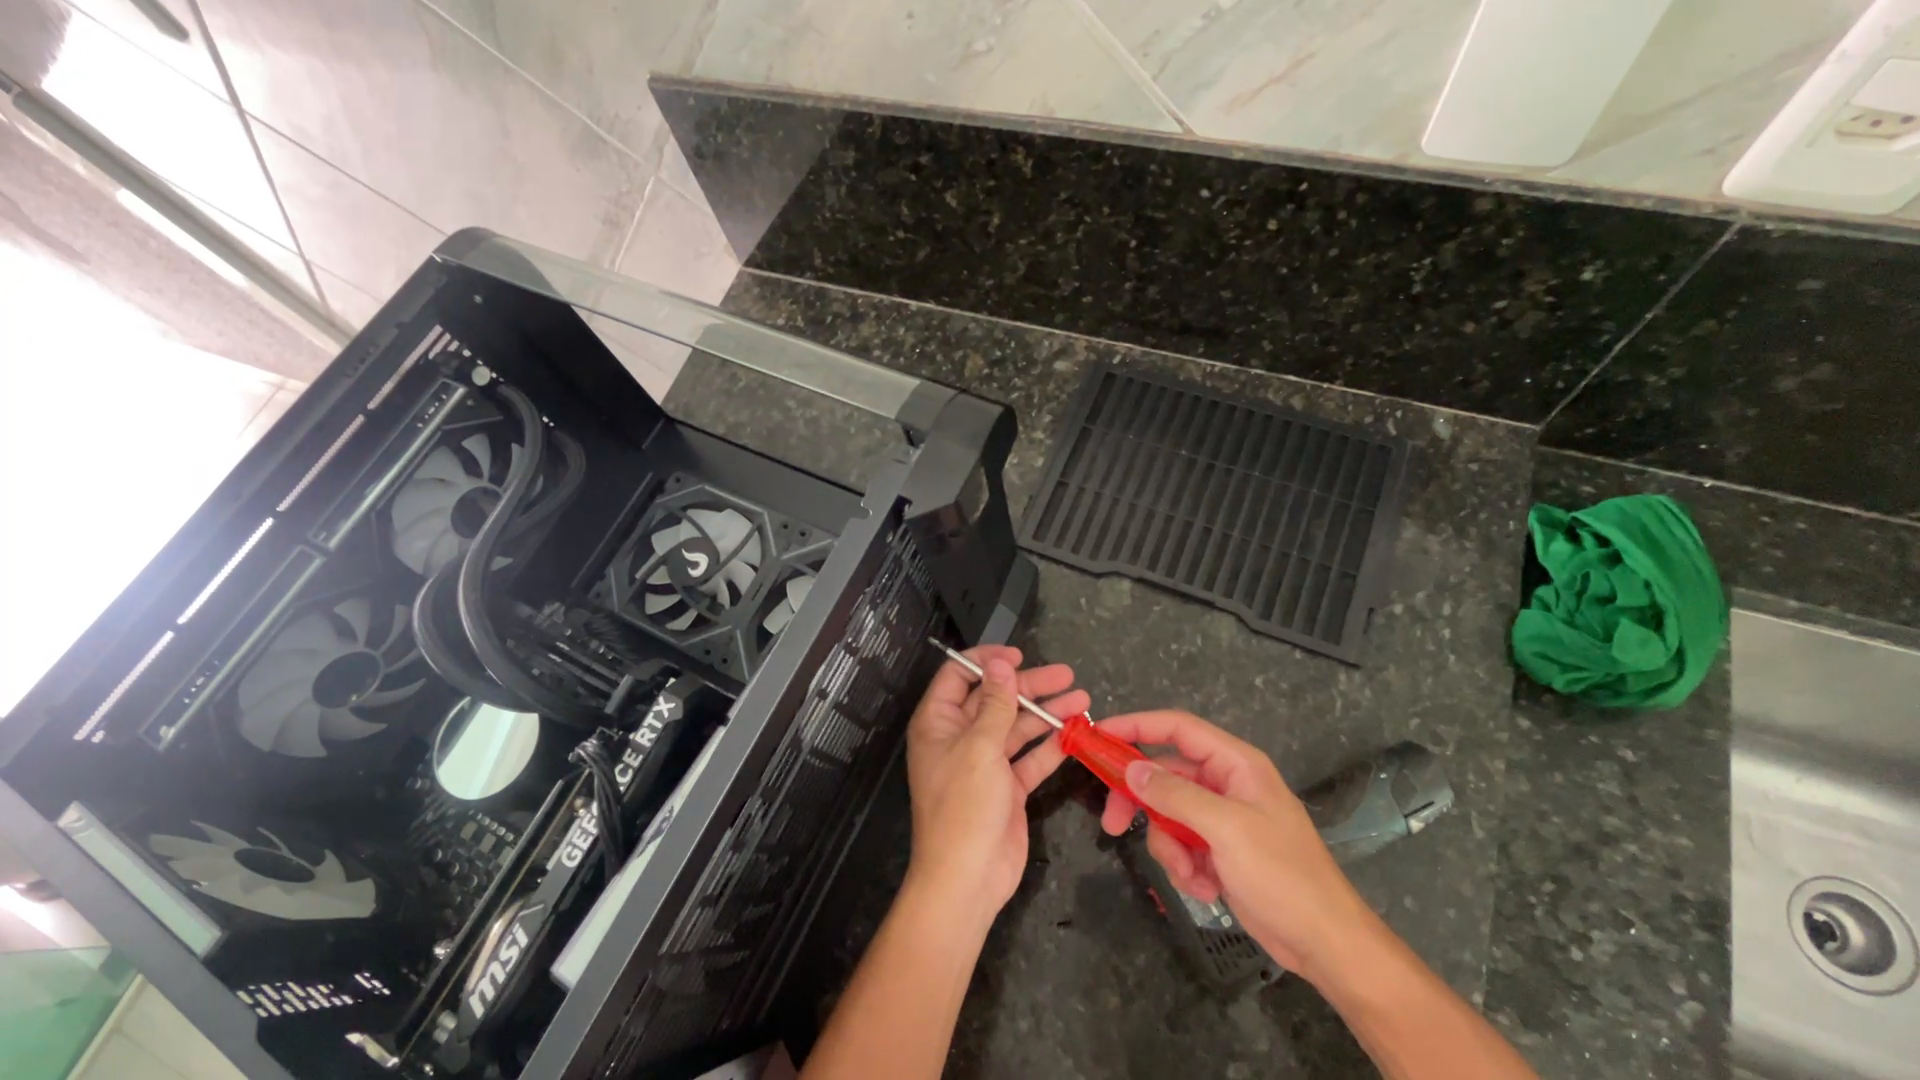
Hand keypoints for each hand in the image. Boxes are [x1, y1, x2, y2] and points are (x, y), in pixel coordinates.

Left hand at [903, 646, 1085, 926]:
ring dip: (1047, 713)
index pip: (959, 677)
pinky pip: (1031, 758)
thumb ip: (995, 704)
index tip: (1019, 655)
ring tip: (1083, 698)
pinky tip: (1078, 732)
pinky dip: (1052, 745)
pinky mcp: (1008, 787)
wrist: (967, 877)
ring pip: (1018, 728)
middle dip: (1029, 686)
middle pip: (995, 699)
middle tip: (1066, 675)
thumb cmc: (963, 806)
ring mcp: (985, 764)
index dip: (986, 661)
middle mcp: (960, 738)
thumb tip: (1001, 664)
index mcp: (939, 723)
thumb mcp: (979, 748)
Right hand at [1096, 710, 1372, 980]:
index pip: (1178, 729)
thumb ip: (1175, 795)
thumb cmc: (1281, 874)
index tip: (1098, 734)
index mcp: (1236, 765)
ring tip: (1192, 875)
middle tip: (1112, 824)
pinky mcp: (1220, 851)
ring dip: (1170, 848)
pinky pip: (1182, 846)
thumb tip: (1131, 769)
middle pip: (1165, 775)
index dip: (1137, 725)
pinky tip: (1208, 888)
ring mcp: (1223, 819)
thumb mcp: (1226, 829)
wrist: (1322, 940)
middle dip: (1141, 803)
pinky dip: (1186, 868)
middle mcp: (1227, 784)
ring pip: (1168, 816)